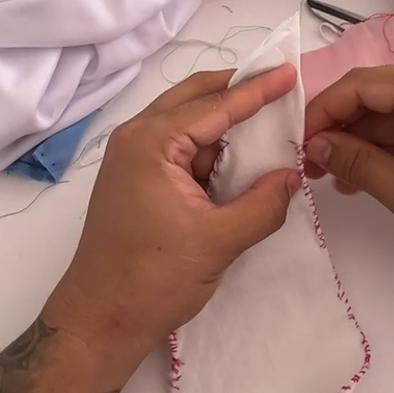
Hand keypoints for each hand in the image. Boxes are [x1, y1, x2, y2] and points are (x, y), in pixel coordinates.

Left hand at [43, 66, 301, 357]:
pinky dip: (211, 147)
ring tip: (268, 118)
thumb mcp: (219, 242)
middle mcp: (137, 138)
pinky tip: (240, 156)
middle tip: (279, 84)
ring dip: (224, 120)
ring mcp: (133, 158)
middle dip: (237, 90)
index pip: (214, 104)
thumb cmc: (153, 278)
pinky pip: (181, 148)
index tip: (290, 71)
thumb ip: (263, 204)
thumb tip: (293, 176)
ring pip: (187, 122)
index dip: (256, 89)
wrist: (100, 321)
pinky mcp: (138, 179)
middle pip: (194, 98)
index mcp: (151, 142)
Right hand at [302, 63, 393, 288]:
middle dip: (341, 128)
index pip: (359, 84)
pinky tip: (369, 177)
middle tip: (313, 168)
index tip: (298, 146)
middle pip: (376, 94)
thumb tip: (315, 145)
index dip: (322, 112)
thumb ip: (357, 163)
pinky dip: (390, 148)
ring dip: (363, 142)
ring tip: (336, 180)